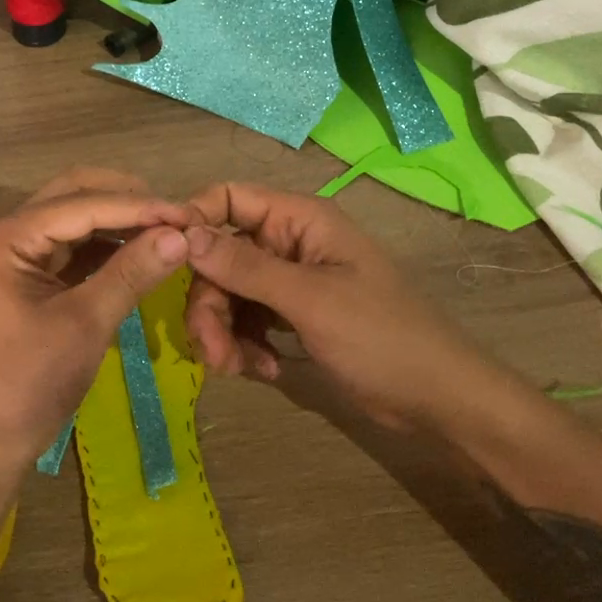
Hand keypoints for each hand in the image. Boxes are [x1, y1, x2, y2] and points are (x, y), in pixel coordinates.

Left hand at [0, 168, 191, 465]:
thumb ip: (131, 274)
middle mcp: (15, 231)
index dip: (137, 206)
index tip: (188, 214)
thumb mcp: (86, 323)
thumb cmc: (33, 379)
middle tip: (179, 217)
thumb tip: (182, 236)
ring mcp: (26, 250)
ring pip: (81, 214)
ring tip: (171, 231)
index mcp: (13, 236)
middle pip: (78, 194)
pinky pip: (82, 242)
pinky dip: (114, 242)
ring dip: (124, 219)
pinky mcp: (41, 271)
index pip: (82, 203)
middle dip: (128, 200)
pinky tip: (147, 249)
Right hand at [183, 182, 507, 431]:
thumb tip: (183, 234)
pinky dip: (244, 344)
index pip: (229, 199)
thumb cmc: (382, 338)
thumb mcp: (309, 301)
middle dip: (209, 303)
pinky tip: (263, 371)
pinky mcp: (292, 316)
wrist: (440, 401)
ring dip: (223, 331)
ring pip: (228, 292)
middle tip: (210, 350)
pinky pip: (247, 319)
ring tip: (235, 369)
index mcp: (299, 220)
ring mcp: (290, 281)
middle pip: (220, 256)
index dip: (192, 220)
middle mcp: (289, 243)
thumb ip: (245, 267)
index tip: (161, 256)